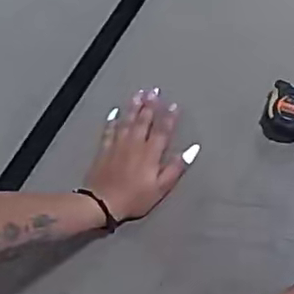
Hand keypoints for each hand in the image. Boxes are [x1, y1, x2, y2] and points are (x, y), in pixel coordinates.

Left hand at [84, 88, 195, 221]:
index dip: (169, 117)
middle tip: (154, 90)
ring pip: (127, 121)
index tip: (173, 105)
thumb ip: (176, 167)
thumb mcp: (161, 188)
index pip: (163, 130)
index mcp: (151, 153)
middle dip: (150, 104)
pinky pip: (109, 130)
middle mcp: (135, 144)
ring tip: (139, 94)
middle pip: (144, 120)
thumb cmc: (134, 198)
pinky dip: (113, 119)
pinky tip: (115, 112)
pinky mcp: (104, 150)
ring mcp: (118, 145)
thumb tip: (191, 150)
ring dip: (134, 106)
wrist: (101, 203)